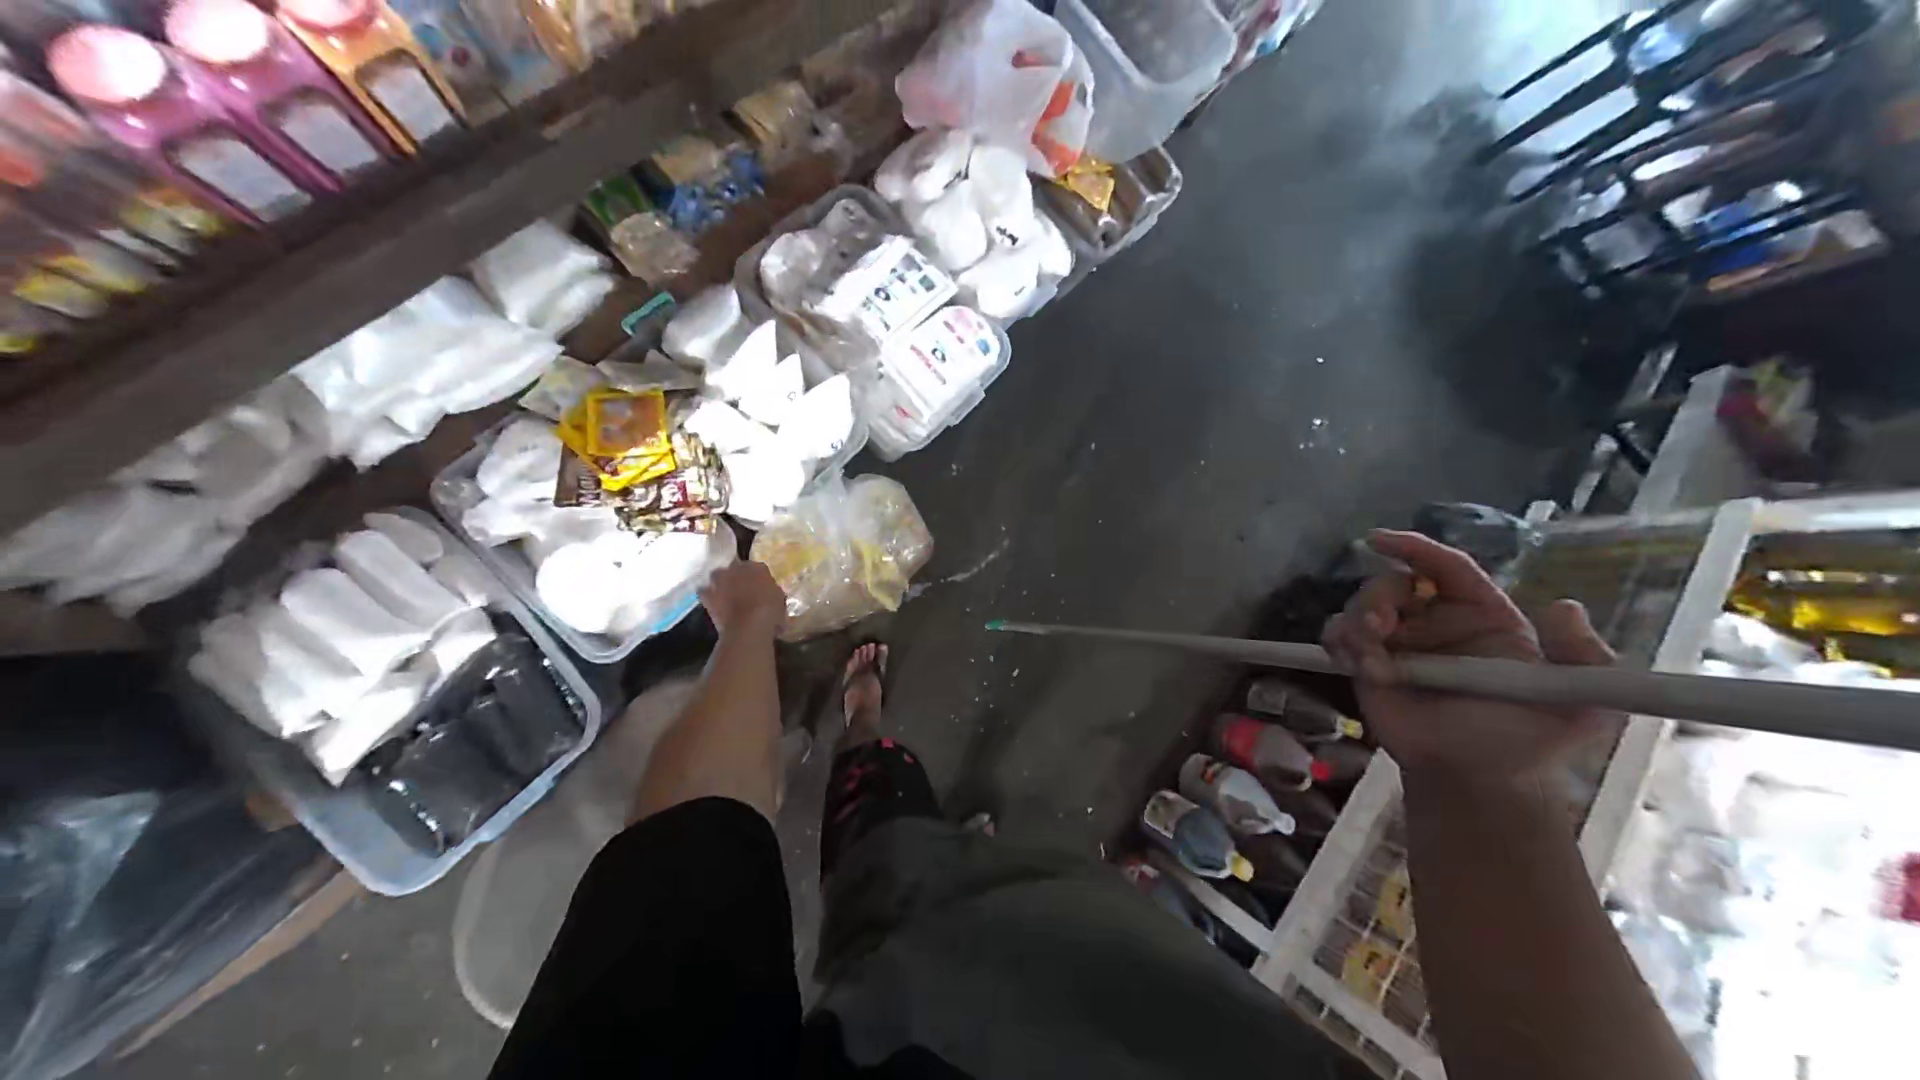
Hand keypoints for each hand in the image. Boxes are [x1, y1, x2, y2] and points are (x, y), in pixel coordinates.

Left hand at [700, 560, 786, 637]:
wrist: (747, 628)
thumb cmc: (770, 613)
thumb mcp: (779, 599)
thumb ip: (770, 590)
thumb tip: (767, 591)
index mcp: (758, 567)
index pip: (756, 567)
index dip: (756, 578)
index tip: (758, 586)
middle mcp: (736, 567)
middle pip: (735, 567)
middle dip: (737, 576)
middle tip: (742, 589)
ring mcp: (719, 579)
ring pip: (718, 576)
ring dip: (721, 583)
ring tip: (725, 594)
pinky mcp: (706, 593)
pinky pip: (705, 590)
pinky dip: (708, 595)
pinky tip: (713, 602)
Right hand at [1322, 530, 1615, 787]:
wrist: (1475, 777)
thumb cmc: (1524, 739)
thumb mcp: (1579, 705)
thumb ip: (1584, 657)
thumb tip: (1564, 606)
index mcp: (1480, 614)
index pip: (1444, 566)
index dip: (1413, 547)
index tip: (1377, 539)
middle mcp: (1433, 621)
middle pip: (1391, 583)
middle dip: (1376, 597)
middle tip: (1378, 627)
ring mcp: (1395, 643)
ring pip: (1357, 607)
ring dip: (1356, 627)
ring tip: (1372, 666)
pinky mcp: (1364, 664)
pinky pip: (1337, 637)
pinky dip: (1338, 644)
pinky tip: (1355, 666)